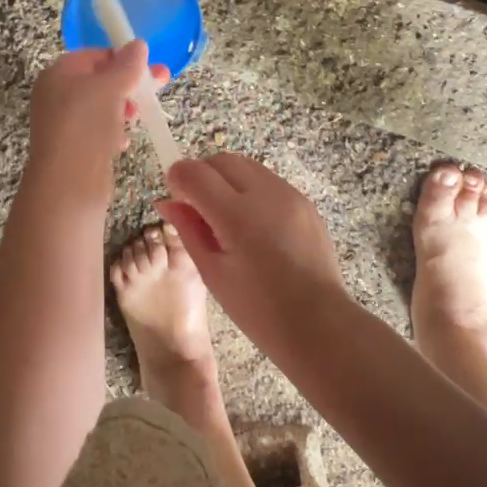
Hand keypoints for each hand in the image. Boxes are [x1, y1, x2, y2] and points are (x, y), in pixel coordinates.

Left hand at [26, 42, 167, 190]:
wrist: (66, 183)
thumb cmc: (86, 126)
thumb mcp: (110, 88)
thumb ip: (127, 65)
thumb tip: (138, 44)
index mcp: (58, 73)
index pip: (94, 55)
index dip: (122, 58)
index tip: (148, 67)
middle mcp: (56, 95)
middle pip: (99, 80)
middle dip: (128, 84)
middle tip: (159, 86)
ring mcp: (63, 123)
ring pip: (101, 107)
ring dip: (122, 109)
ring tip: (136, 117)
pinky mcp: (73, 147)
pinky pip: (98, 131)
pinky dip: (112, 132)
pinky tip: (122, 141)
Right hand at [156, 153, 348, 352]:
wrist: (320, 325)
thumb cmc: (259, 310)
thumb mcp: (213, 273)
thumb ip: (189, 229)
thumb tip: (166, 202)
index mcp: (238, 216)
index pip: (195, 172)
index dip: (178, 178)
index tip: (176, 199)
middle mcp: (266, 195)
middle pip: (222, 161)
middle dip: (202, 175)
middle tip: (197, 209)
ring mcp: (291, 195)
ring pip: (247, 167)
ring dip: (227, 180)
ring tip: (225, 218)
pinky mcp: (306, 203)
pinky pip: (269, 182)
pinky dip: (251, 191)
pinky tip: (252, 226)